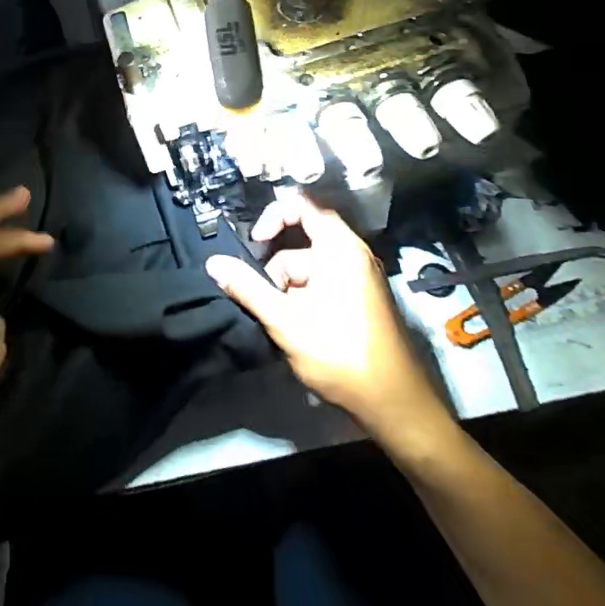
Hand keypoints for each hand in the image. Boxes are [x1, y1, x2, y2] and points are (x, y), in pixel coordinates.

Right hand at [205, 192, 449, 440]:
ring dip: (290, 288)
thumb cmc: (338, 352)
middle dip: (278, 266)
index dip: (273, 217)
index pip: (304, 207)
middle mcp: (355, 255)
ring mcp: (362, 278)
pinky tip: (298, 327)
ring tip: (281, 322)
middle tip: (264, 296)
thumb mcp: (284, 320)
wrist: (391, 398)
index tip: (255, 245)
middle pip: (305, 242)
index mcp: (340, 248)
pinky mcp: (363, 300)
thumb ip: (248, 289)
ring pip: (313, 268)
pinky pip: (327, 283)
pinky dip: (307, 297)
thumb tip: (213, 263)